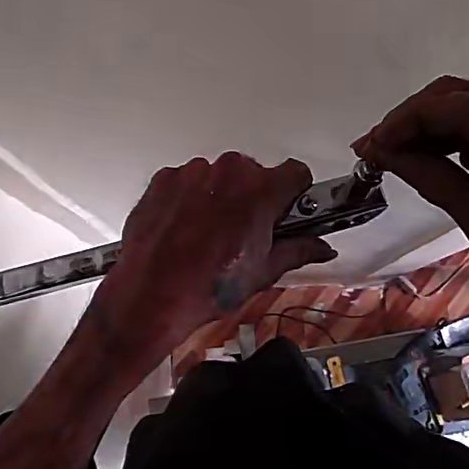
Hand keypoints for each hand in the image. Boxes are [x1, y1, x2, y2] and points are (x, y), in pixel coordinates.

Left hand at [83, 153, 336, 369]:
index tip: (289, 207)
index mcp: (260, 191)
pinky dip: (190, 198)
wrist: (150, 296)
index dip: (295, 192)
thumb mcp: (263, 272)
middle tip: (246, 231)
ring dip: (221, 196)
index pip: (296, 172)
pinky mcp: (165, 179)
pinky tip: (188, 229)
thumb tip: (318, 247)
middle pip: (255, 174)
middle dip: (255, 197)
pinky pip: (188, 181)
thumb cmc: (202, 287)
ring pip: (220, 177)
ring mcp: (193, 173)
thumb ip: (298, 250)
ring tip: (211, 234)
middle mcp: (228, 173)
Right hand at [354, 76, 468, 353]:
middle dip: (410, 119)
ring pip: (463, 99)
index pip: (454, 108)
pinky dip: (448, 128)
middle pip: (456, 95)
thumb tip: (391, 154)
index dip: (405, 122)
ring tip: (396, 151)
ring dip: (425, 123)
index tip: (377, 142)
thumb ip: (433, 179)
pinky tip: (429, 152)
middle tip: (378, 145)